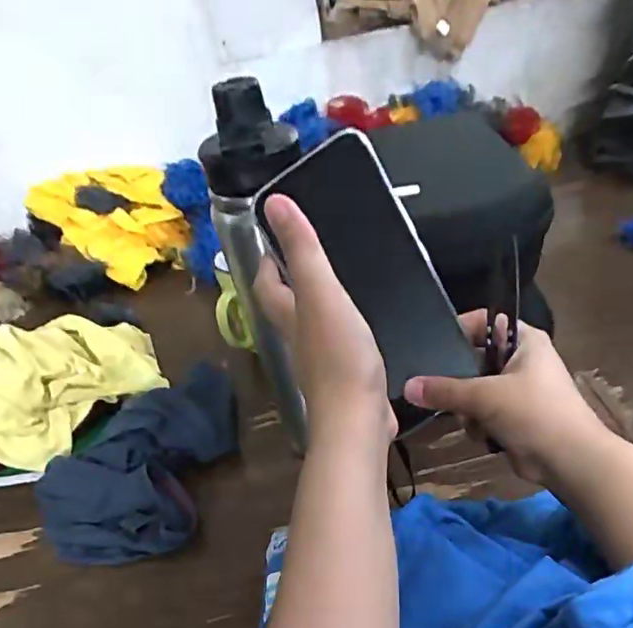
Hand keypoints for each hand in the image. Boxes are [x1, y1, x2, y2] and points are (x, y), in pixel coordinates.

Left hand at [253, 195, 396, 446]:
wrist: (357, 419)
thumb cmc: (339, 356)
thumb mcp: (322, 293)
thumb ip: (304, 251)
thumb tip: (275, 203)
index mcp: (291, 318)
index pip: (268, 285)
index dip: (268, 264)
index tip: (274, 244)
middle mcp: (301, 343)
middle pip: (288, 311)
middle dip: (292, 288)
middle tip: (308, 266)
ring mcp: (324, 368)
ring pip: (315, 334)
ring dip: (321, 316)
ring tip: (340, 296)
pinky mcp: (348, 386)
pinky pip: (344, 357)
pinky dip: (348, 343)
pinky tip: (365, 339)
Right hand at [404, 312, 617, 485]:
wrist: (568, 458)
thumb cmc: (533, 413)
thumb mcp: (485, 396)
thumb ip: (444, 391)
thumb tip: (408, 386)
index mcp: (524, 341)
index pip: (484, 322)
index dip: (458, 330)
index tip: (432, 346)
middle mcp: (523, 362)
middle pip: (475, 362)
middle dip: (460, 383)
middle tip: (440, 393)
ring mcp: (520, 393)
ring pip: (476, 394)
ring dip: (470, 411)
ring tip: (473, 422)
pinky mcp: (516, 420)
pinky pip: (486, 416)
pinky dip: (481, 426)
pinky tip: (484, 437)